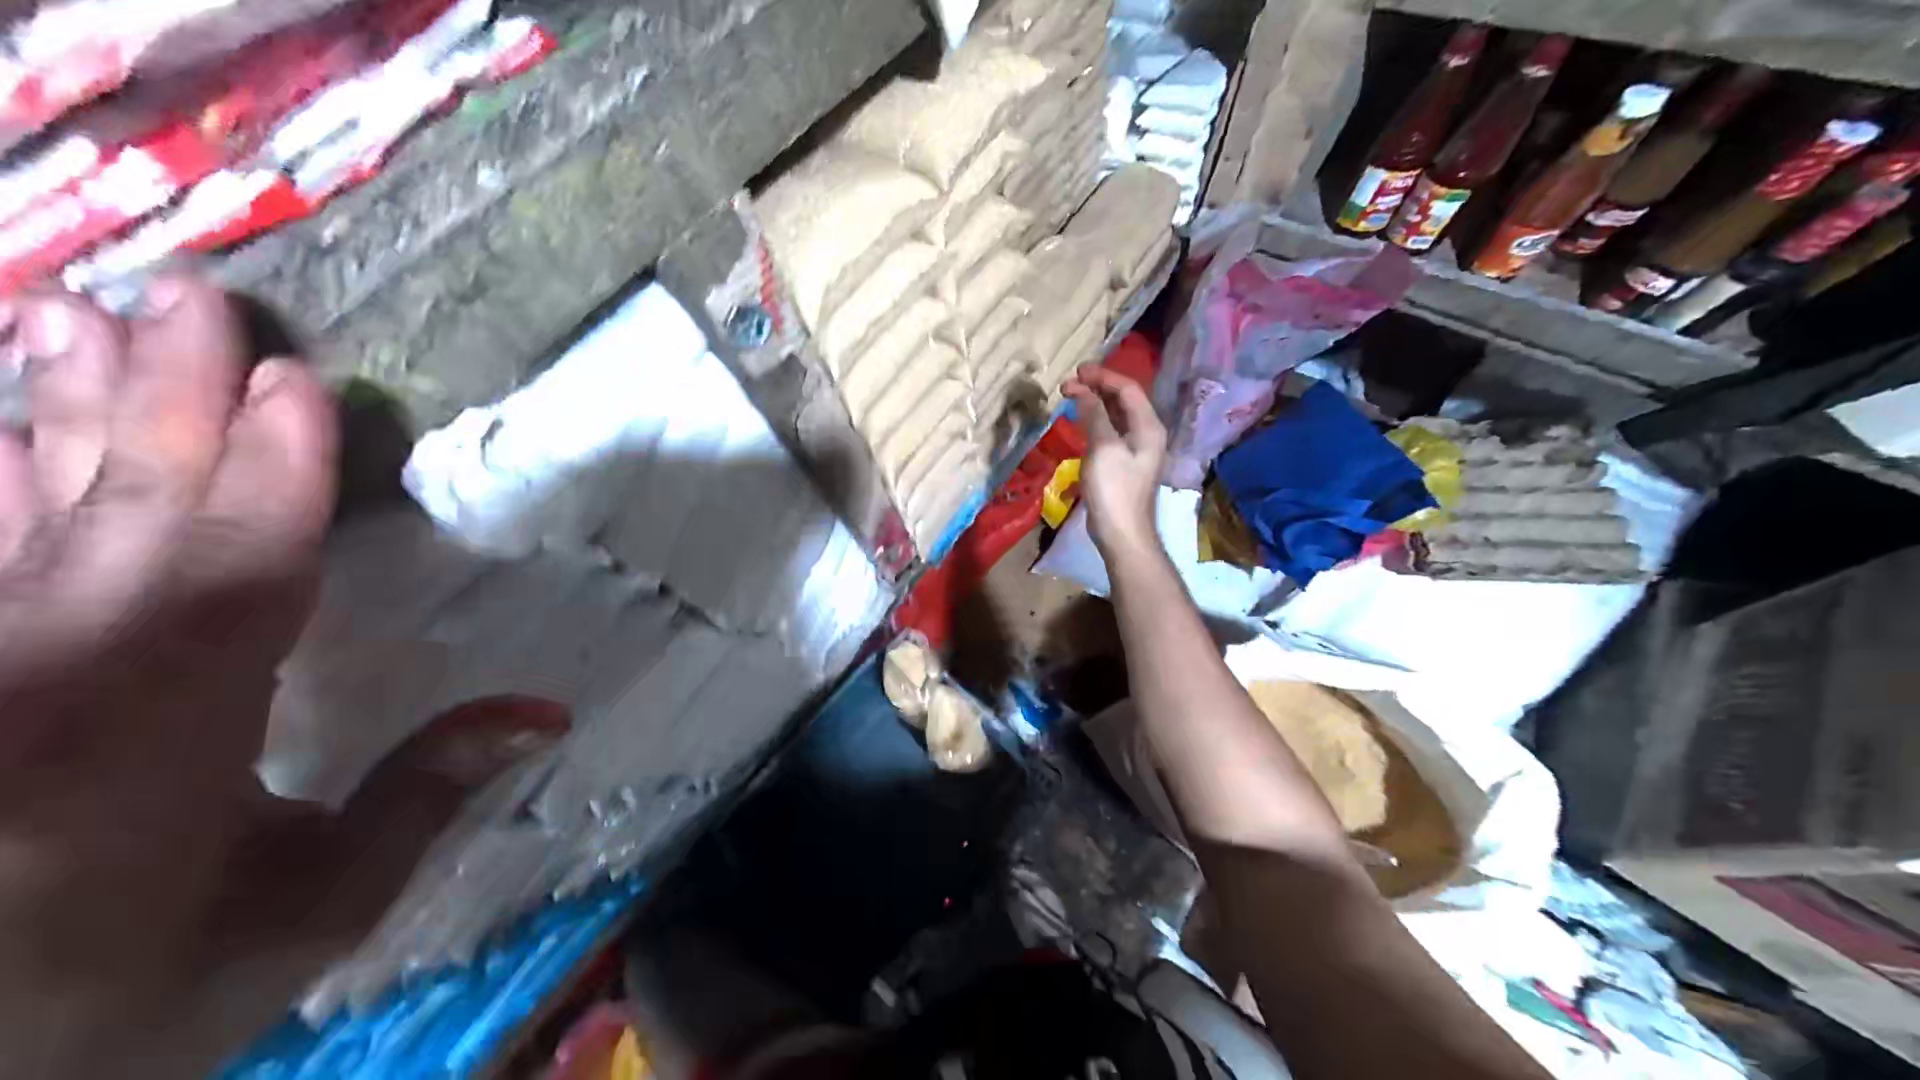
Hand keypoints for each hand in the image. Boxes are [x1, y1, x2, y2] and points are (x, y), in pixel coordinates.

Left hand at [0, 279, 561, 1075]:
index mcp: (155, 741)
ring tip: (72, 313)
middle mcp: (40, 687)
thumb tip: (546, 714)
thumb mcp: (312, 911)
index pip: (232, 574)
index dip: (269, 474)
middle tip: (184, 298)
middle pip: (115, 515)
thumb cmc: (142, 991)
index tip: (297, 382)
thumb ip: (422, 798)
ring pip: (16, 515)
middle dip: (154, 398)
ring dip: (53, 410)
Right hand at [1063, 364, 1165, 555]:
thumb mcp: (1103, 448)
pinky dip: (1095, 421)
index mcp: (1149, 426)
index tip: (1076, 372)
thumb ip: (1094, 414)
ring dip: (1095, 403)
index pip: (1128, 389)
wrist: (1121, 533)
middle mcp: (1147, 433)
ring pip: (1116, 415)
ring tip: (1071, 396)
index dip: (1103, 376)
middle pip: (1124, 400)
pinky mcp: (1124, 463)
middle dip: (1097, 387)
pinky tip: (1080, 421)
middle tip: (1069, 383)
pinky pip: (1111, 432)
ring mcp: (1136, 449)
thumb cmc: (1114, 490)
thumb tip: (1083, 390)